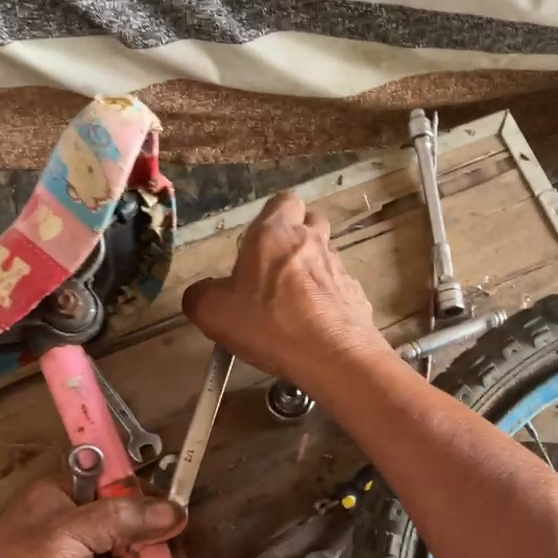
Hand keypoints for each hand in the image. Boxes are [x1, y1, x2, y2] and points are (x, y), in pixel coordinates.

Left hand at [0, 476, 183, 557]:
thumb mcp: (68, 535)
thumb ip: (122, 518)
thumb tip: (176, 511)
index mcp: (58, 491)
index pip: (111, 479)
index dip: (141, 494)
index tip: (169, 515)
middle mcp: (69, 518)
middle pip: (124, 515)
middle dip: (150, 531)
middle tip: (174, 551)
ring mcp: (76, 555)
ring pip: (126, 547)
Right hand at [182, 191, 388, 387]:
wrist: (333, 356)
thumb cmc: (270, 325)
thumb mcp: (214, 313)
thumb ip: (201, 297)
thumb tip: (202, 295)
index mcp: (274, 233)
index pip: (282, 201)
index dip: (273, 218)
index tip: (259, 245)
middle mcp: (311, 242)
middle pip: (310, 224)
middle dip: (296, 242)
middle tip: (277, 274)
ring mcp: (339, 268)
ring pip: (326, 258)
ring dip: (312, 274)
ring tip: (296, 307)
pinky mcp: (356, 295)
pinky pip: (339, 290)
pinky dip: (328, 302)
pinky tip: (316, 328)